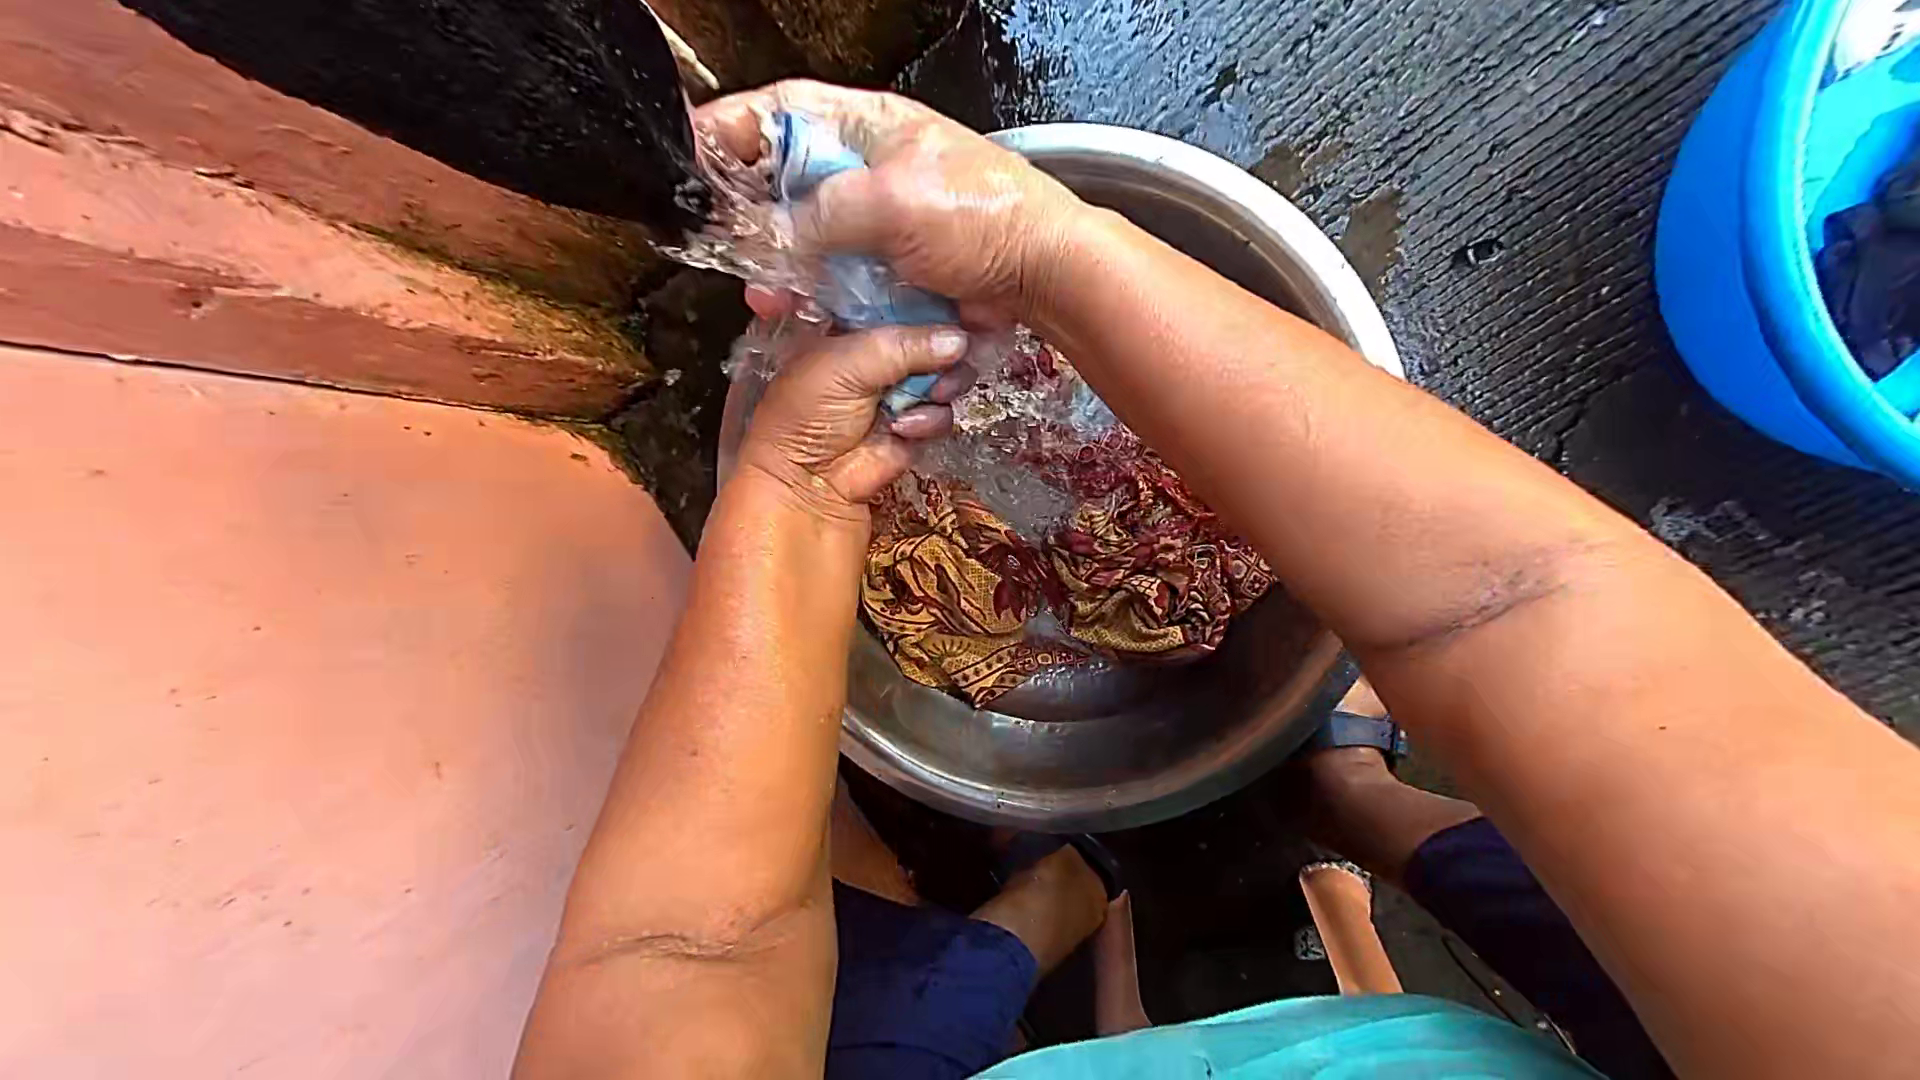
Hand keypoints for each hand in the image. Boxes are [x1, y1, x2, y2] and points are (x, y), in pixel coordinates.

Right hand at [696, 80, 1088, 326]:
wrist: (1035, 271)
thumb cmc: (978, 216)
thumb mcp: (893, 201)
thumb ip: (824, 214)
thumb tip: (776, 235)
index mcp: (867, 129)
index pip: (783, 114)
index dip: (735, 131)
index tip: (694, 158)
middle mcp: (867, 173)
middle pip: (790, 188)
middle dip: (758, 222)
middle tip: (735, 254)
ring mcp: (880, 226)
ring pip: (814, 244)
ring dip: (789, 272)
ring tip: (771, 300)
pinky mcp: (894, 270)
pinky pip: (844, 281)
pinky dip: (824, 298)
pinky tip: (809, 313)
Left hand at [737, 323, 974, 523]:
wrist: (807, 480)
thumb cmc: (809, 411)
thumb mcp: (848, 363)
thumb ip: (904, 345)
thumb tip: (960, 340)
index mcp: (853, 327)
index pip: (899, 302)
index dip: (926, 304)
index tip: (952, 304)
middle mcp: (881, 356)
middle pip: (931, 339)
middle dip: (941, 350)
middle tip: (943, 359)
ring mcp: (900, 392)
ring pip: (944, 375)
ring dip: (940, 386)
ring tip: (925, 396)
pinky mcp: (915, 426)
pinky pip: (942, 414)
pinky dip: (929, 420)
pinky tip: (904, 429)